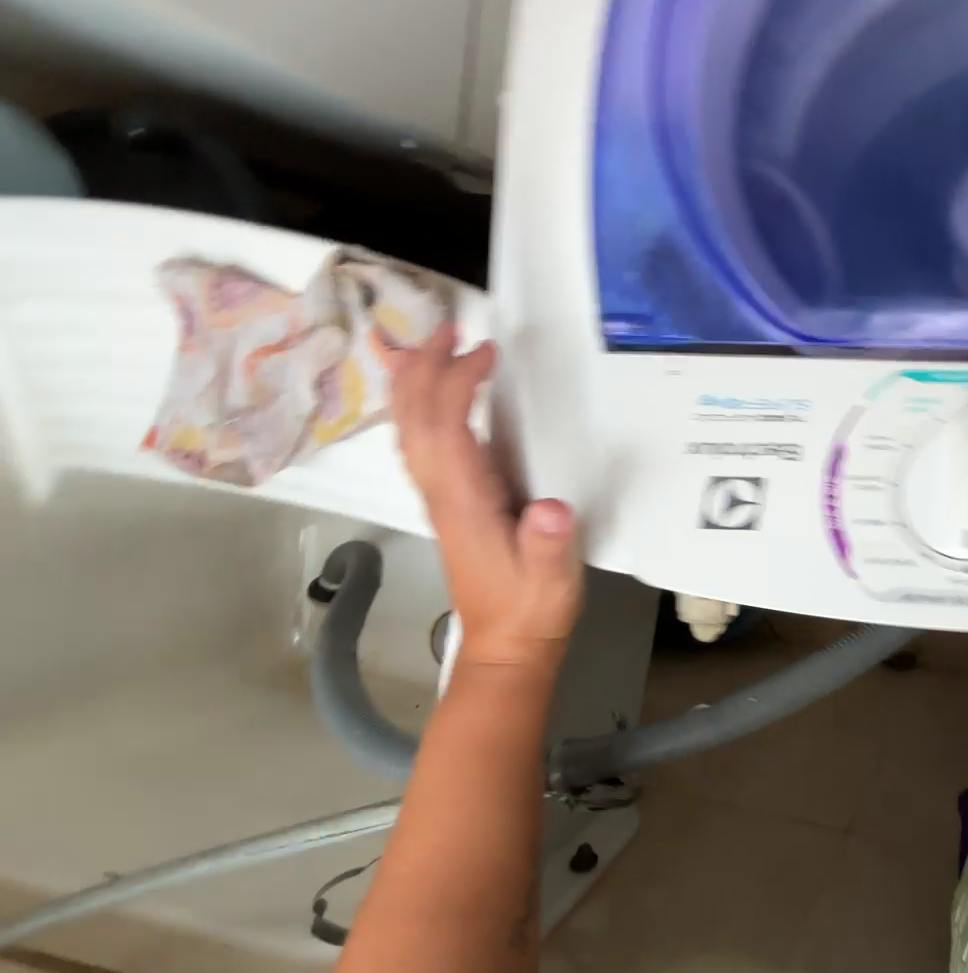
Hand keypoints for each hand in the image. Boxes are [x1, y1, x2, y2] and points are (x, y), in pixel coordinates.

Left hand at [385, 325, 583, 666]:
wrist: (507, 644)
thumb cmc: (531, 609)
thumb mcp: (551, 580)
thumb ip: (548, 544)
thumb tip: (551, 507)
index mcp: (465, 503)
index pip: (447, 430)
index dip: (457, 385)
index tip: (484, 352)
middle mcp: (443, 494)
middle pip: (416, 422)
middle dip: (423, 370)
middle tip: (446, 328)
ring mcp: (442, 498)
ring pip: (411, 431)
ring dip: (413, 385)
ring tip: (425, 346)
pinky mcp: (453, 502)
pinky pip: (424, 444)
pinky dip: (421, 411)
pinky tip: (433, 399)